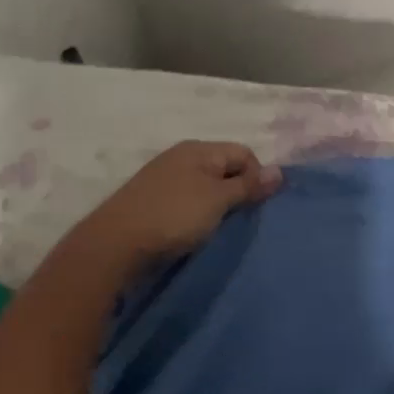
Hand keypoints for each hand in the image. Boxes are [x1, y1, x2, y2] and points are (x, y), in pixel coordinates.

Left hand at [61, 141, 282, 267]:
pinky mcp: (150, 201)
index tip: (253, 207)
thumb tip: (280, 171)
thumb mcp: (218, 200)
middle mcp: (180, 157)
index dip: (256, 177)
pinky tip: (192, 233)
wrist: (113, 245)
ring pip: (205, 187)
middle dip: (237, 192)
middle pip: (224, 168)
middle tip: (238, 219)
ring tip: (216, 229)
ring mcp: (162, 178)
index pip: (244, 153)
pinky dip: (195, 215)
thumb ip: (249, 186)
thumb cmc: (173, 216)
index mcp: (199, 149)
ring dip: (216, 206)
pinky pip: (186, 201)